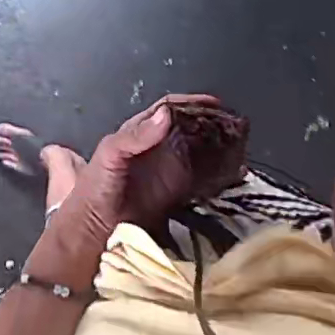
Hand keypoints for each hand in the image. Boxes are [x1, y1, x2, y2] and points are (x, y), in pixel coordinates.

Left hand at [24, 94, 216, 284]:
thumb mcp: (110, 153)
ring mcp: (170, 169)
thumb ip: (135, 135)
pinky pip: (203, 176)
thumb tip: (166, 115)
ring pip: (199, 148)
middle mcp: (157, 147)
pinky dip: (219, 171)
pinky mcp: (179, 192)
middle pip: (189, 126)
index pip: (168, 109)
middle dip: (209, 121)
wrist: (94, 232)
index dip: (189, 103)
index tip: (213, 103)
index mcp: (139, 132)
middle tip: (234, 122)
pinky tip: (235, 169)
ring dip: (218, 143)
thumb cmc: (95, 188)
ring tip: (240, 140)